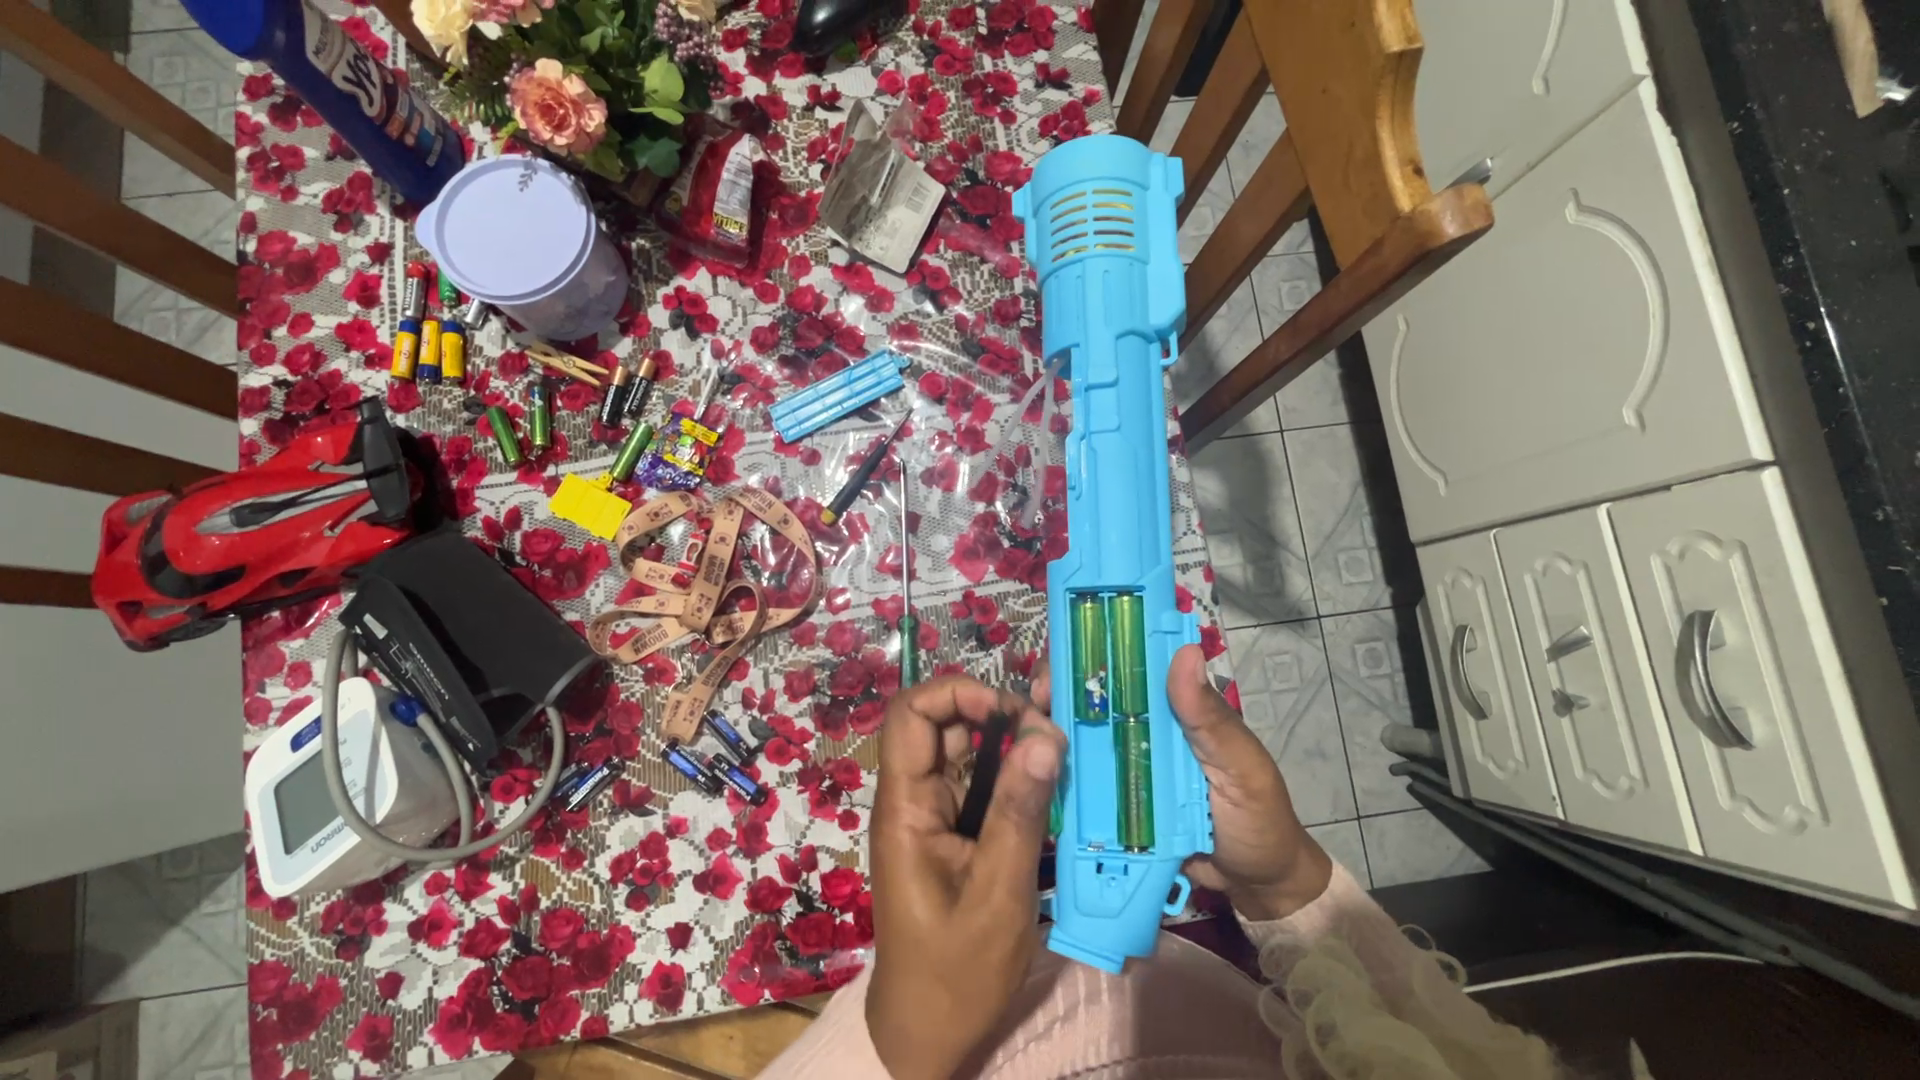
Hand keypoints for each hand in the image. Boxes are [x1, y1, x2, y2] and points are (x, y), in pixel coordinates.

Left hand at [868, 675, 1067, 1079]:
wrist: (928, 1031)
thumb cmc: (956, 972)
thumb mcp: (999, 894)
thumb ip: (1020, 812)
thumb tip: (1044, 735)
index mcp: (904, 808)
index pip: (911, 714)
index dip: (957, 694)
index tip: (1012, 711)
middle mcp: (912, 800)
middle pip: (941, 725)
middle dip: (995, 713)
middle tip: (1050, 733)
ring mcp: (931, 816)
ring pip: (963, 751)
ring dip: (1008, 742)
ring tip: (1058, 749)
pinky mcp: (951, 834)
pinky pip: (978, 784)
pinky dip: (1012, 773)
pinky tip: (1048, 779)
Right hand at [1033, 644, 1330, 920]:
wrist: (1257, 888)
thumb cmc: (1258, 818)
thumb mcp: (1241, 767)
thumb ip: (1212, 720)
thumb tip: (1186, 652)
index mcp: (1173, 711)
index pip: (1126, 668)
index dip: (1089, 656)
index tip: (1060, 661)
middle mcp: (1140, 733)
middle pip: (1089, 702)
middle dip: (1055, 695)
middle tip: (1035, 708)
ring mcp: (1123, 772)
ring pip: (1076, 744)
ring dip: (1047, 737)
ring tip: (1026, 744)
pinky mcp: (1111, 811)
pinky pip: (1078, 791)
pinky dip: (1054, 783)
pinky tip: (1031, 781)